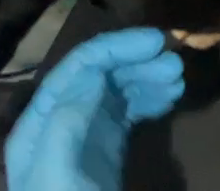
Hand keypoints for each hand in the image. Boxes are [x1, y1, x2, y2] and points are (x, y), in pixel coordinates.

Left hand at [5, 28, 184, 190]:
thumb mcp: (57, 176)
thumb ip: (66, 124)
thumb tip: (94, 71)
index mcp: (40, 124)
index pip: (78, 66)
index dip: (117, 46)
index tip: (157, 42)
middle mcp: (60, 122)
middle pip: (101, 73)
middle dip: (138, 61)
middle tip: (177, 65)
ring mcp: (85, 136)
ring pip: (118, 89)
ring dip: (148, 76)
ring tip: (178, 79)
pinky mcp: (106, 151)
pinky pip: (129, 110)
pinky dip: (150, 97)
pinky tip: (171, 97)